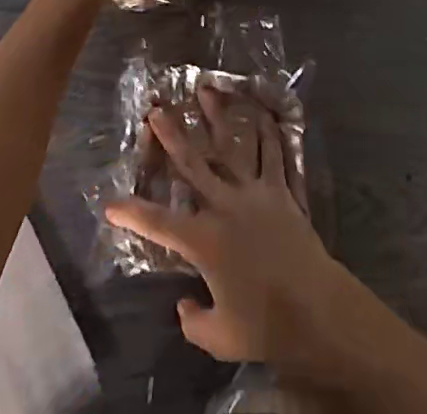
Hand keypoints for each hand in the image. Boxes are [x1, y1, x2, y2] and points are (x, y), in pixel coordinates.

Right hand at [105, 88, 349, 377]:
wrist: (315, 306)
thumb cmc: (263, 323)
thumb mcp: (217, 335)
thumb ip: (194, 320)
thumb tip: (185, 305)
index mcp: (204, 240)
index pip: (158, 224)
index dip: (132, 213)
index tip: (110, 204)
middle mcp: (227, 206)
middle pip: (195, 165)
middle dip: (173, 137)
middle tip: (158, 111)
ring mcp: (258, 194)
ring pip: (235, 147)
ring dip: (220, 118)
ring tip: (209, 91)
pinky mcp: (284, 193)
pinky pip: (276, 157)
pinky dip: (270, 135)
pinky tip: (264, 114)